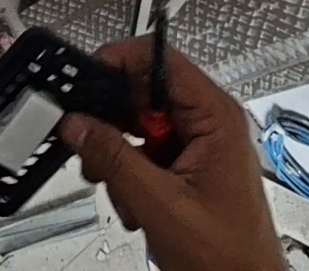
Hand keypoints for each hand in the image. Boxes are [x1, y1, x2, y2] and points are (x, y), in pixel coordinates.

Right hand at [58, 38, 283, 270]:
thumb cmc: (231, 260)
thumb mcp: (162, 204)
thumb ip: (114, 158)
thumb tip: (77, 123)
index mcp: (215, 116)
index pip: (158, 58)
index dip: (119, 60)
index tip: (86, 77)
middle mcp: (206, 121)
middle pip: (139, 90)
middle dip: (110, 119)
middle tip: (92, 143)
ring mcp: (194, 143)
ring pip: (134, 120)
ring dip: (115, 151)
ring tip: (115, 182)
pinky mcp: (182, 163)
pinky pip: (139, 147)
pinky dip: (124, 169)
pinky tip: (130, 198)